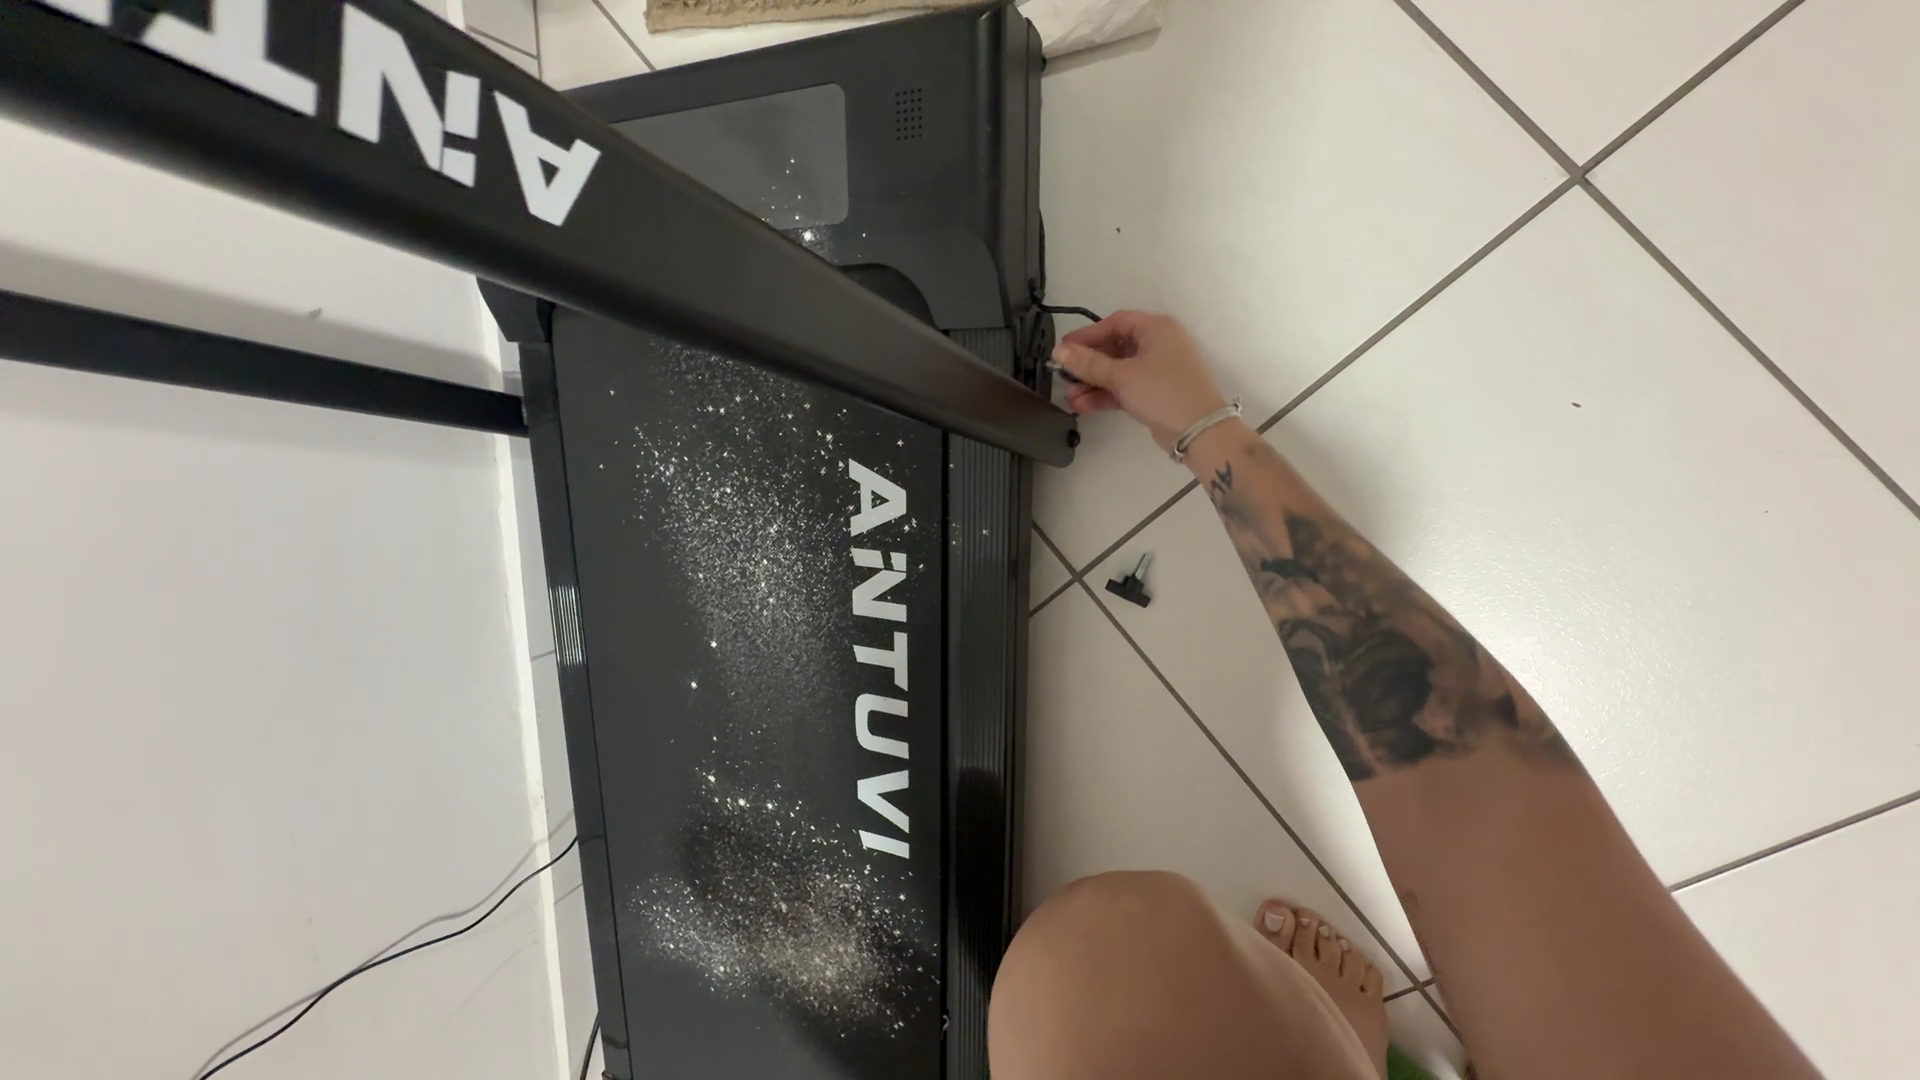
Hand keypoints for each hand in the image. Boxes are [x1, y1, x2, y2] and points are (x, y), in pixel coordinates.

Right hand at [1052, 311, 1230, 452]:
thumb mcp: (1122, 375)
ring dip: (1093, 383)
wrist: (1199, 431)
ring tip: (1070, 397)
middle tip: (1064, 375)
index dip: (1086, 336)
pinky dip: (1106, 395)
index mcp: (1156, 328)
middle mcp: (1158, 344)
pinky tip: (1083, 405)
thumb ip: (1088, 363)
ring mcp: (1157, 370)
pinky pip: (1124, 387)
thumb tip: (1059, 351)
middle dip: (1087, 364)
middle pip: (1114, 348)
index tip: (1063, 349)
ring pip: (1117, 371)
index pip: (1114, 323)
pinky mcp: (1154, 392)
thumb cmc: (1163, 391)